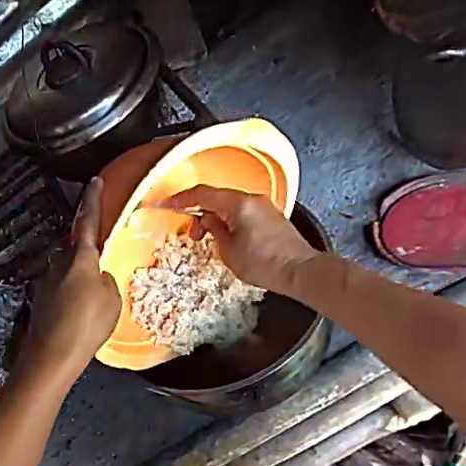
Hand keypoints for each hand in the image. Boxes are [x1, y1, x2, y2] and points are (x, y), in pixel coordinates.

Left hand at [20, 178, 121, 381]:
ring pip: (69, 270)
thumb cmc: (86, 325)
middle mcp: (59, 263)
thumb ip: (106, 280)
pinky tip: (82, 315)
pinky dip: (73, 295)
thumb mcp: (111, 299)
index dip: (93, 199)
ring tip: (95, 301)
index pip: (87, 220)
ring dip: (81, 278)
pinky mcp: (42, 298)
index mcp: (80, 257)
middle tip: (104, 265)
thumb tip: (98, 277)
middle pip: (77, 247)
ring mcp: (48, 280)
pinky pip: (63, 288)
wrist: (52, 355)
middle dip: (89, 253)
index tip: (95, 181)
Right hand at [157, 185, 320, 293]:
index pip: (202, 194)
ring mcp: (263, 206)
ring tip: (209, 239)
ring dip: (214, 217)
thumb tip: (208, 222)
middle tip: (192, 234)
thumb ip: (214, 231)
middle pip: (216, 197)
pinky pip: (242, 212)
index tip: (166, 204)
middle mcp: (252, 199)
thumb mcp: (228, 251)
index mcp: (238, 203)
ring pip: (230, 205)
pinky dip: (229, 220)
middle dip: (199, 212)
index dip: (181, 199)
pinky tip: (226, 237)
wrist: (300, 271)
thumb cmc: (265, 264)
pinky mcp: (270, 217)